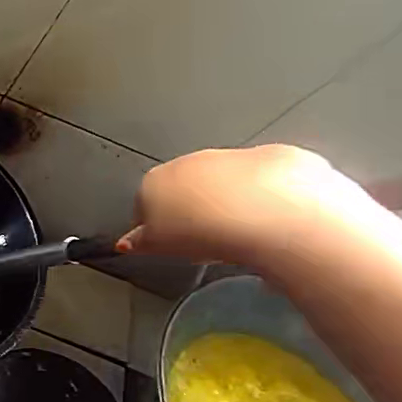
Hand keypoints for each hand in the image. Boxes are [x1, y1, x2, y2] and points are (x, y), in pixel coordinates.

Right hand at [118, 145, 373, 268]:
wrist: (269, 215)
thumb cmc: (207, 230)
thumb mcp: (160, 246)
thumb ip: (140, 242)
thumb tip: (128, 243)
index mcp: (155, 180)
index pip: (145, 204)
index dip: (155, 227)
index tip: (168, 243)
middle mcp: (191, 161)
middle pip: (185, 189)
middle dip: (193, 210)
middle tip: (204, 240)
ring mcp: (232, 156)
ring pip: (224, 182)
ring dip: (228, 202)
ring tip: (239, 234)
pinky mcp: (273, 158)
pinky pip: (264, 180)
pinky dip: (265, 196)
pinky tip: (269, 219)